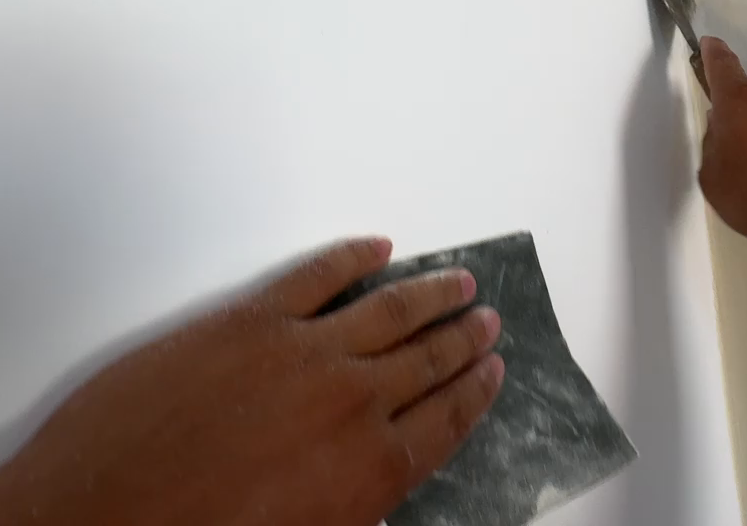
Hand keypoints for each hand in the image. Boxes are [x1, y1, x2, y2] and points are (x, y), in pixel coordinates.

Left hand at [0, 237, 504, 525]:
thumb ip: (351, 507)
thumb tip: (378, 476)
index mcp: (364, 471)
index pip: (445, 421)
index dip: (474, 392)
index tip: (494, 369)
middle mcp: (350, 402)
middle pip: (427, 358)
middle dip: (463, 337)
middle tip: (487, 317)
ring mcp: (303, 350)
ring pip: (389, 309)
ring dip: (430, 293)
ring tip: (458, 280)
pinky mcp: (252, 318)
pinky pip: (319, 275)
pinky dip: (353, 256)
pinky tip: (378, 247)